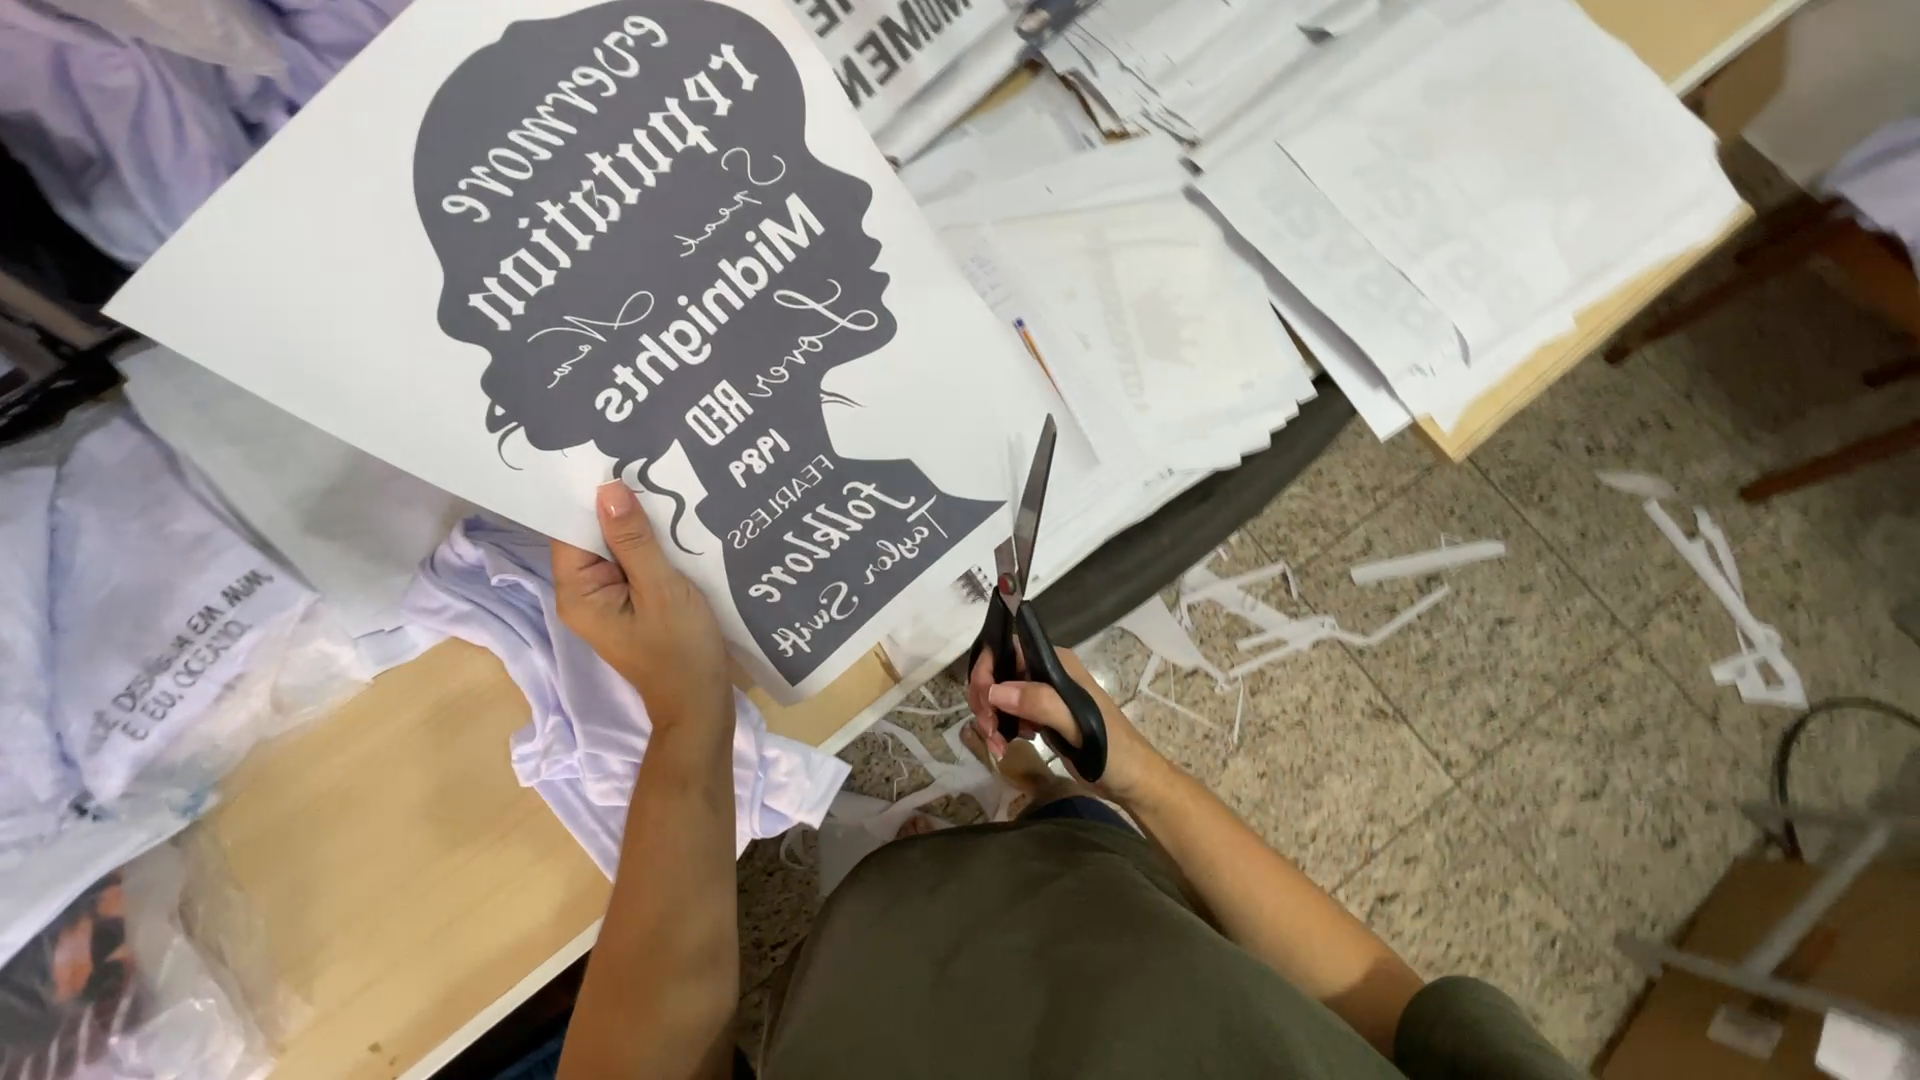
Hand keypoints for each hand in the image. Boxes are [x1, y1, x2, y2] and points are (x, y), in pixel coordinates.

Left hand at [552, 481, 732, 730]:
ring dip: (641, 528)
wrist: (700, 702)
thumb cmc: (681, 650)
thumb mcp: (662, 590)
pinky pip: (635, 565)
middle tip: (646, 466)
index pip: (572, 530)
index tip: (616, 460)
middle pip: (594, 537)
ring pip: (618, 550)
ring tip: (664, 488)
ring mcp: (609, 601)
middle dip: (621, 509)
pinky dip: (652, 548)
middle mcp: (584, 594)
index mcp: (578, 593)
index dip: (593, 498)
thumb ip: (634, 541)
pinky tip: (675, 528)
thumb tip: (608, 490)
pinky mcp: (632, 604)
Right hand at [966, 646, 1167, 804]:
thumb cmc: (1112, 749)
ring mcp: (1042, 696)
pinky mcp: (1039, 717)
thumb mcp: (1078, 725)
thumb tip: (995, 691)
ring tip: (997, 745)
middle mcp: (1046, 672)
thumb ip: (1040, 703)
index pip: (1008, 648)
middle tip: (989, 730)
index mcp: (1056, 663)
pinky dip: (999, 730)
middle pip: (998, 673)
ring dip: (990, 719)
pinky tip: (1005, 747)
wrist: (1131, 779)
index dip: (987, 671)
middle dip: (985, 700)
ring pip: (998, 696)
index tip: (984, 703)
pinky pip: (1007, 715)